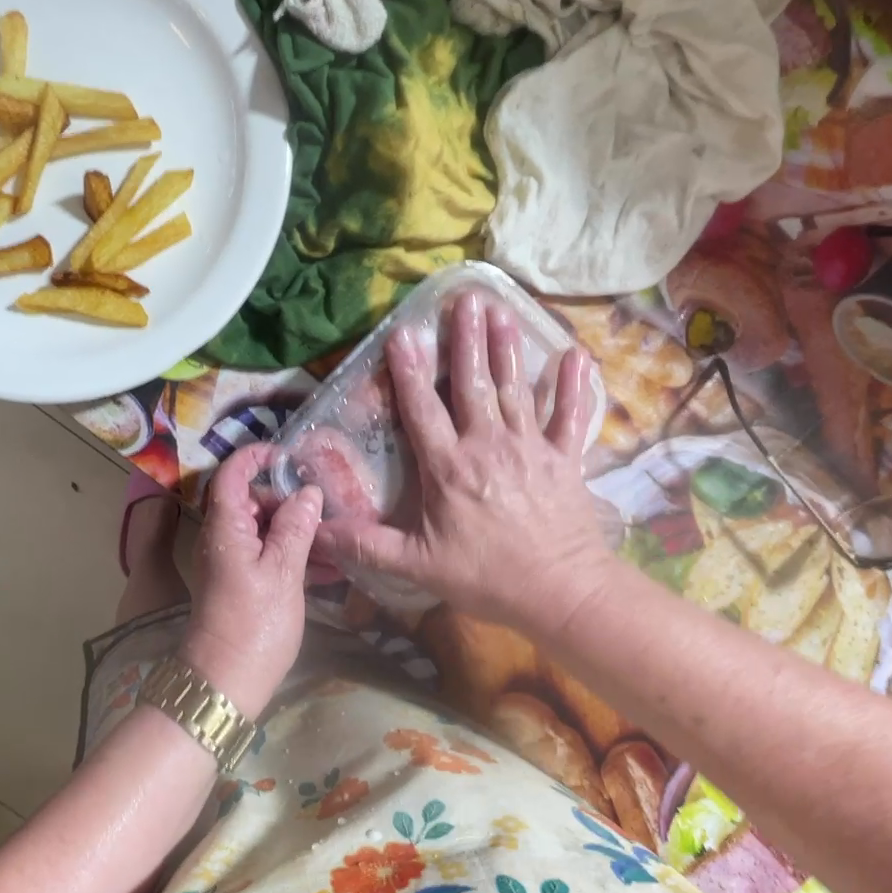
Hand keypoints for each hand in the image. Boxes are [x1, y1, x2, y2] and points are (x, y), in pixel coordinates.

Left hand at [181, 443, 322, 714]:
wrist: (225, 681)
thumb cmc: (254, 622)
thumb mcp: (283, 571)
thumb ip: (295, 528)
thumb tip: (308, 492)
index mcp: (225, 526)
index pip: (232, 474)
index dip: (257, 457)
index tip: (291, 456)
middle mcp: (221, 537)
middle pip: (250, 499)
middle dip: (286, 496)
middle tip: (328, 502)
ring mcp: (230, 561)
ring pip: (262, 528)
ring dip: (294, 527)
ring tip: (336, 533)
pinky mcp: (240, 583)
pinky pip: (266, 553)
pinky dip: (291, 552)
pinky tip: (328, 564)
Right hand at [316, 292, 610, 633]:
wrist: (562, 593)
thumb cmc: (487, 577)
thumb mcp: (417, 565)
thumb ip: (366, 544)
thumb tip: (316, 530)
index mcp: (449, 467)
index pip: (421, 410)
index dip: (408, 371)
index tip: (403, 333)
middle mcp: (488, 446)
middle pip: (473, 384)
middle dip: (465, 340)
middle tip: (464, 299)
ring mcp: (530, 449)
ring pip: (516, 389)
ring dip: (507, 348)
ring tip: (500, 310)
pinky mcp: (564, 460)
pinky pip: (570, 417)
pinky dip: (573, 386)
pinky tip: (575, 355)